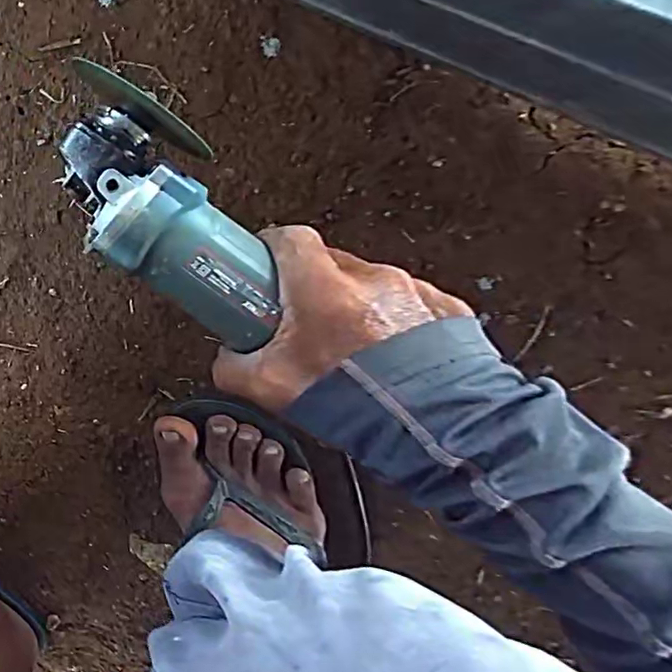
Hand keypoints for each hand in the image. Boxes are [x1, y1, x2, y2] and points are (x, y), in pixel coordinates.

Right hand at [212, 226, 471, 409]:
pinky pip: (406, 303)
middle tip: (299, 319)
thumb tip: (226, 357)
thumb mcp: (271, 389)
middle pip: (327, 262)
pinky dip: (392, 321)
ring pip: (367, 284)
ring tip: (349, 347)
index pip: (289, 238)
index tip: (263, 264)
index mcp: (322, 288)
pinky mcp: (444, 309)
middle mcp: (369, 279)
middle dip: (309, 285)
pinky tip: (387, 356)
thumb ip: (234, 367)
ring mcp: (412, 291)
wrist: (443, 433)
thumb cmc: (360, 406)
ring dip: (352, 306)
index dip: (272, 247)